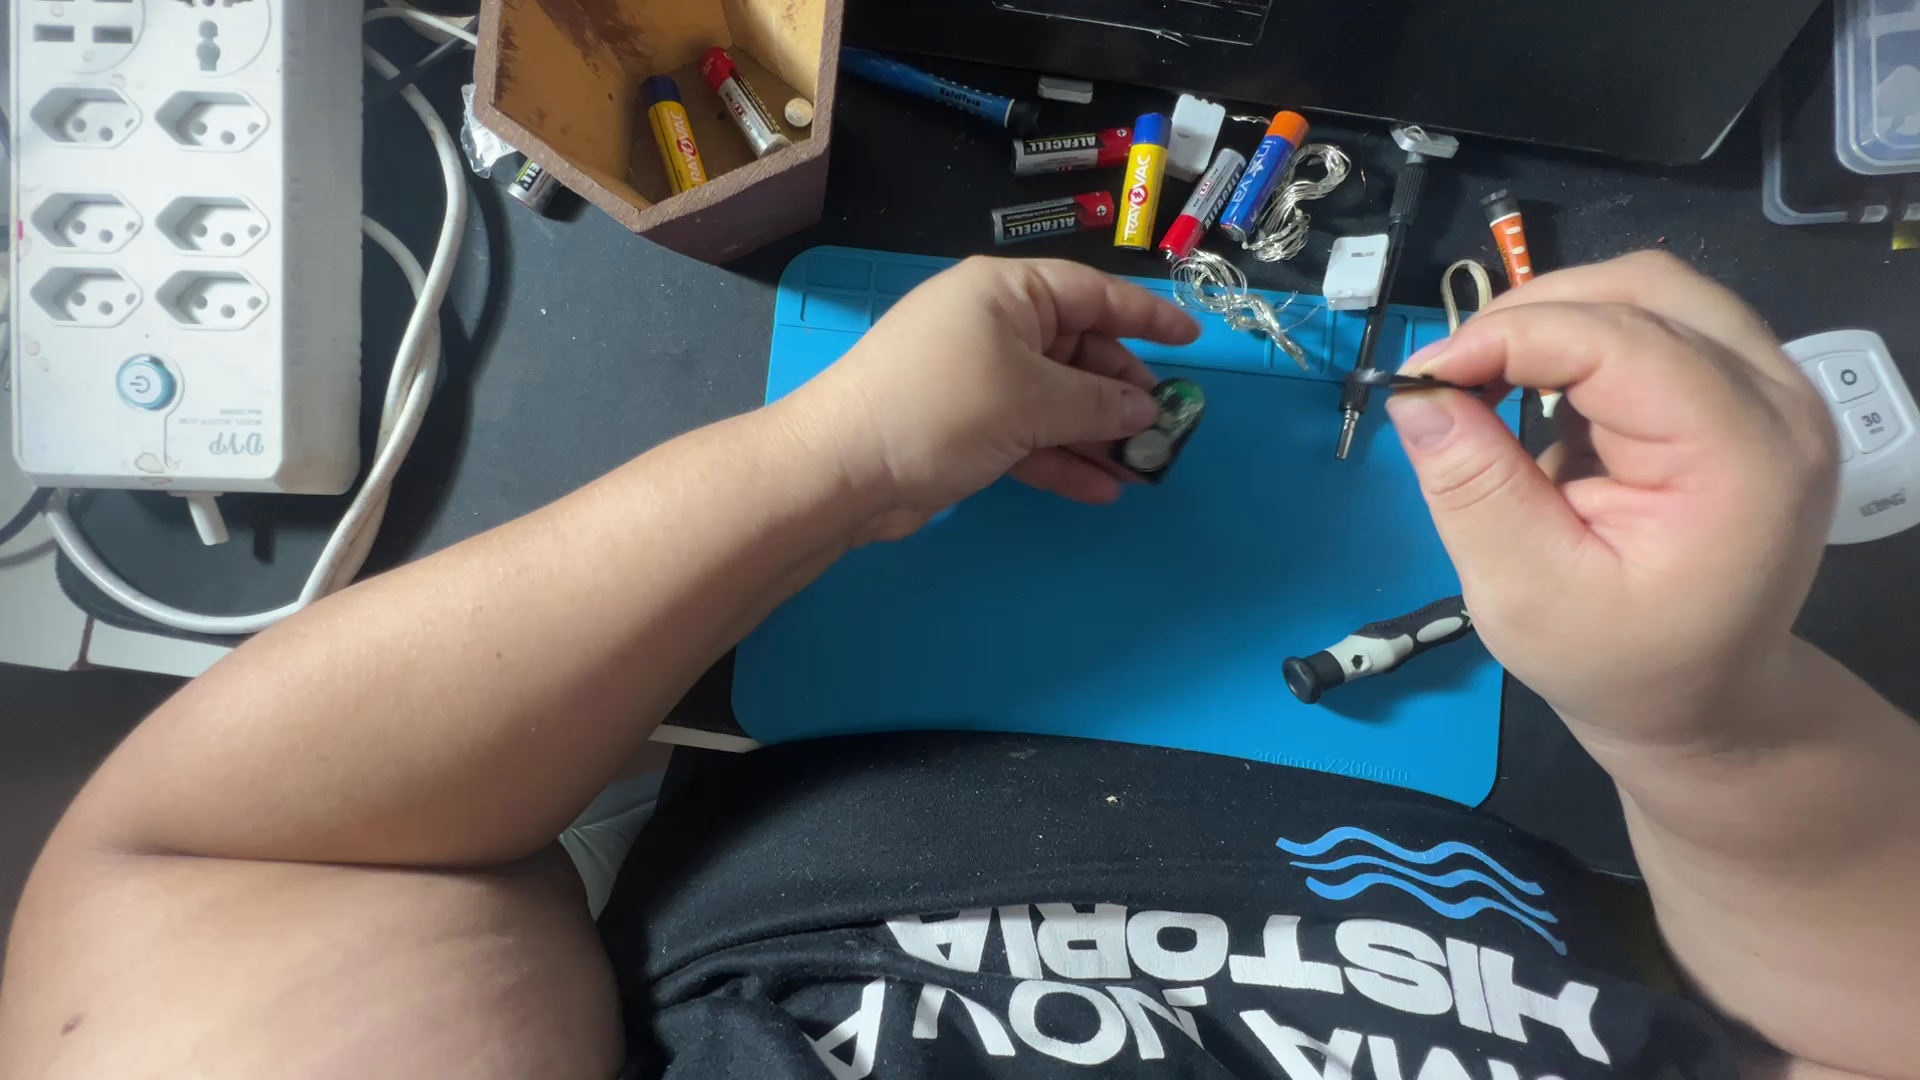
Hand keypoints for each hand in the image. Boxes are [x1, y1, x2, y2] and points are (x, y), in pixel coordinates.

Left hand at [784, 256, 1198, 539]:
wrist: (845, 469)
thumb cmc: (940, 407)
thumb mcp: (1028, 398)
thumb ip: (1095, 402)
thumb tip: (1145, 409)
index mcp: (1008, 295)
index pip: (1093, 294)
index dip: (1146, 317)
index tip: (1190, 342)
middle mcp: (995, 330)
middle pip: (1078, 353)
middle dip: (1121, 394)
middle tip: (1162, 429)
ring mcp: (981, 382)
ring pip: (1056, 403)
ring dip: (1097, 436)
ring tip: (1142, 468)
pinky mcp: (969, 429)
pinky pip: (1029, 438)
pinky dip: (1060, 460)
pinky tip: (1099, 487)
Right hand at [1385, 251, 1838, 746]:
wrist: (1699, 697)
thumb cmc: (1610, 658)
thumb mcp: (1519, 587)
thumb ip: (1470, 486)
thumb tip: (1413, 397)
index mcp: (1736, 456)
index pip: (1615, 341)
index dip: (1500, 340)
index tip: (1412, 381)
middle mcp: (1773, 402)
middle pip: (1643, 290)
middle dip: (1522, 316)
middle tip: (1443, 378)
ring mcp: (1762, 395)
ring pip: (1645, 295)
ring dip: (1543, 323)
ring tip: (1475, 382)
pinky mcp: (1729, 400)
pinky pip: (1643, 330)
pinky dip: (1565, 346)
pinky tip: (1523, 397)